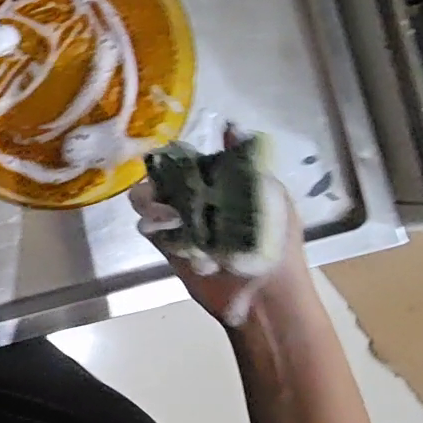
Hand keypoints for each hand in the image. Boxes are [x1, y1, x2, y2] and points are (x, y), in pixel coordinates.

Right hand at [127, 128, 316, 328]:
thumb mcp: (270, 195)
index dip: (178, 156)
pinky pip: (147, 227)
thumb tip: (230, 125)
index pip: (190, 158)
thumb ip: (246, 162)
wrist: (264, 298)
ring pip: (149, 199)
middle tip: (167, 191)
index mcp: (224, 183)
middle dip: (161, 180)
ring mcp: (181, 223)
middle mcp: (199, 199)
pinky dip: (153, 225)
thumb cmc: (275, 244)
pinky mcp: (168, 246)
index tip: (174, 160)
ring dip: (153, 203)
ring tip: (167, 216)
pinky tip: (167, 231)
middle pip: (164, 176)